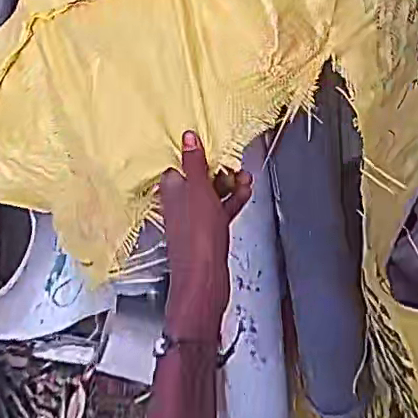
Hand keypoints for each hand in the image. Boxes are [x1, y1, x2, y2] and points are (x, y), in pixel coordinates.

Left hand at [159, 130, 251, 342]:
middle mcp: (178, 203)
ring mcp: (192, 218)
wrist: (205, 279)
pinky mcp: (206, 232)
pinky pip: (220, 210)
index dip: (199, 156)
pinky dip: (232, 201)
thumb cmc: (197, 237)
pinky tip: (245, 195)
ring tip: (245, 178)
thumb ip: (194, 163)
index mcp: (171, 189)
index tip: (214, 148)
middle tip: (235, 165)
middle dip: (218, 170)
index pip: (182, 163)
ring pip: (211, 194)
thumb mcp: (198, 190)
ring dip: (229, 185)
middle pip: (198, 178)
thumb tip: (188, 137)